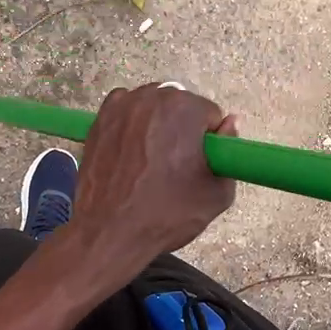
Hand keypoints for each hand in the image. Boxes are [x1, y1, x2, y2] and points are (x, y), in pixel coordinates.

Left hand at [64, 83, 237, 276]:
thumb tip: (230, 125)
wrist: (109, 232)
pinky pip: (125, 111)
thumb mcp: (216, 194)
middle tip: (175, 166)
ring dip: (156, 126)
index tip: (197, 165)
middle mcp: (152, 97)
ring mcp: (122, 105)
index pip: (211, 115)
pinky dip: (131, 125)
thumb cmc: (164, 215)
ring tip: (150, 163)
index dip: (209, 143)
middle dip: (182, 130)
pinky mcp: (99, 119)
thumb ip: (231, 154)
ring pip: (152, 107)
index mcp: (185, 108)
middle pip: (180, 106)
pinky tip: (130, 153)